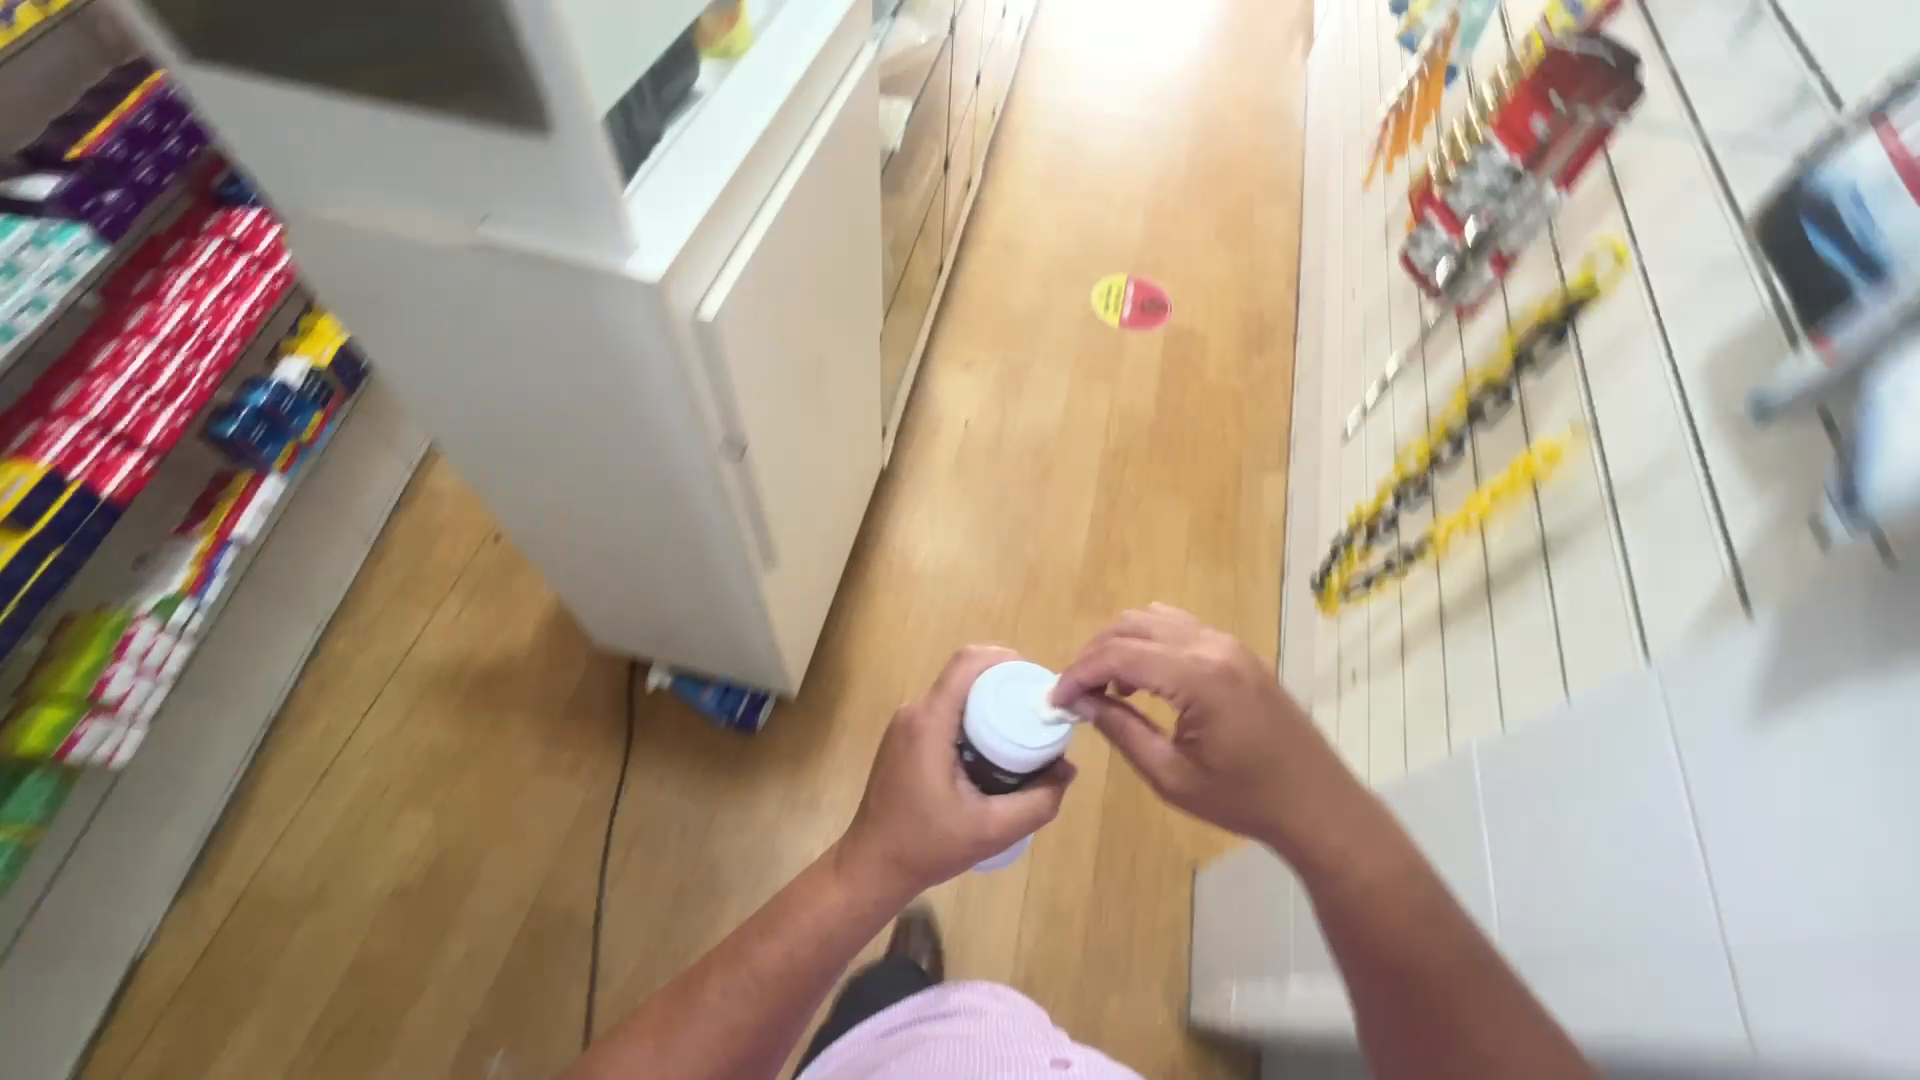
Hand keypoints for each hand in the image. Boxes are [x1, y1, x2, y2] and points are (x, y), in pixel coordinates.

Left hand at [835, 645, 1075, 902]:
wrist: (872, 867)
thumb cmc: (928, 846)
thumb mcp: (993, 830)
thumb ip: (1039, 800)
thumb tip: (1068, 767)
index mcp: (930, 722)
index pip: (967, 662)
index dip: (1006, 660)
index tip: (1037, 683)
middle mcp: (914, 712)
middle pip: (965, 676)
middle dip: (1006, 686)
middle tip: (1038, 713)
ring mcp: (905, 725)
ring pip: (956, 695)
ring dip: (989, 704)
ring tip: (1022, 733)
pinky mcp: (904, 739)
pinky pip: (944, 713)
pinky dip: (972, 719)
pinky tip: (994, 751)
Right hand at [1051, 604, 1365, 857]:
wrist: (1316, 803)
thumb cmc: (1243, 799)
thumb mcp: (1171, 775)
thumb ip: (1120, 730)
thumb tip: (1077, 702)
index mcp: (1198, 676)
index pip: (1118, 655)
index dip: (1078, 674)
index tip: (1055, 701)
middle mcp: (1211, 645)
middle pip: (1130, 626)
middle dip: (1093, 656)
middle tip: (1075, 696)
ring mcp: (1227, 643)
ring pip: (1152, 619)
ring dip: (1119, 646)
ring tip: (1105, 690)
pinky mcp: (1235, 650)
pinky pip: (1177, 627)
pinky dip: (1147, 643)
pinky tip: (1142, 681)